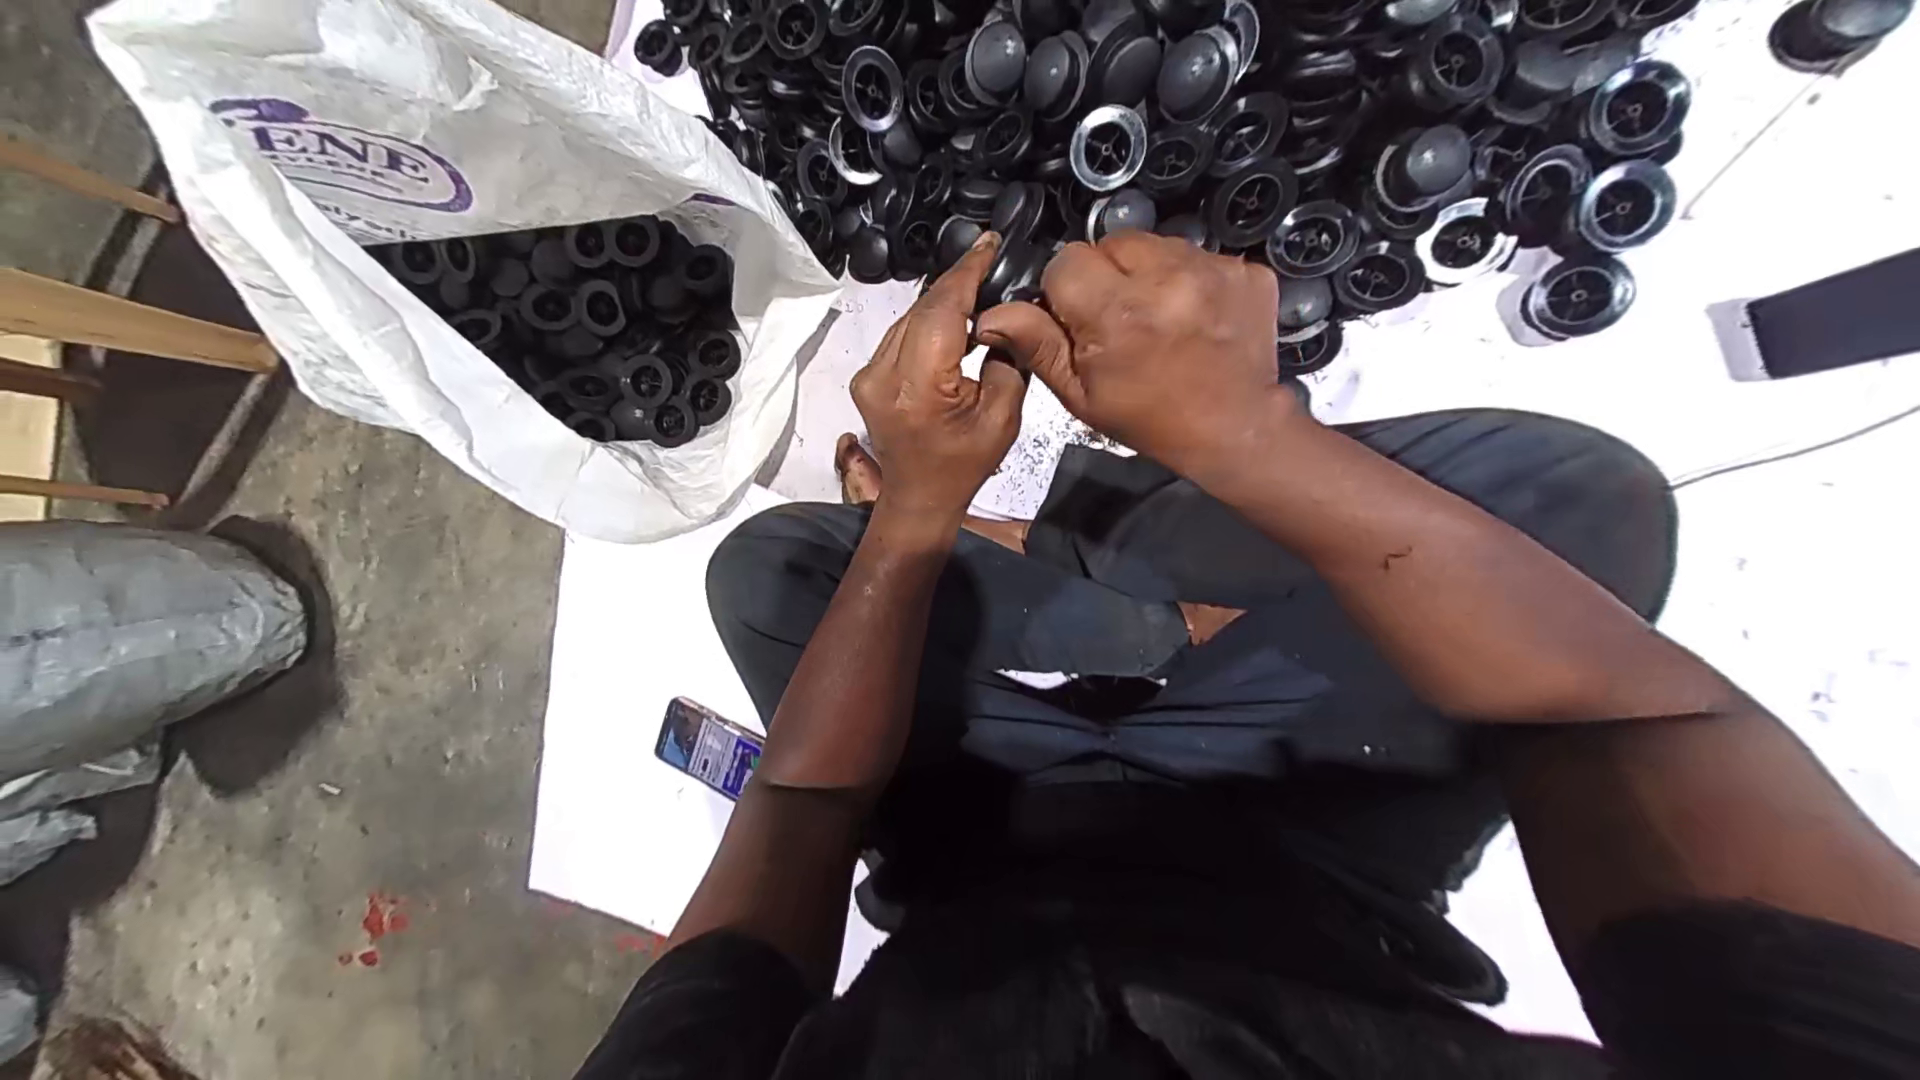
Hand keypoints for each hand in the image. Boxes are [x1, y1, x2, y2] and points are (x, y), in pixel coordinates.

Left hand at [851, 231, 1025, 526]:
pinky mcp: (867, 377)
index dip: (966, 273)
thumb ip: (1005, 361)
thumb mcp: (1001, 419)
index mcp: (917, 388)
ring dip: (943, 301)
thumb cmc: (961, 467)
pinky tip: (952, 319)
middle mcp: (882, 376)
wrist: (919, 497)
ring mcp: (868, 376)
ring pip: (909, 317)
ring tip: (977, 288)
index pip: (940, 310)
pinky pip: (900, 334)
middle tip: (990, 261)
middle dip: (958, 283)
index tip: (988, 245)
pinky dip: (928, 321)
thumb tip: (1004, 318)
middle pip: (922, 308)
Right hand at [975, 230, 1297, 472]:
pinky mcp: (1243, 270)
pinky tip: (1189, 315)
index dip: (1064, 290)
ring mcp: (1210, 271)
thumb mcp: (1081, 395)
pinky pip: (1195, 254)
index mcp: (1117, 314)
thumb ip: (1037, 346)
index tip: (1079, 318)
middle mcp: (1165, 280)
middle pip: (1110, 242)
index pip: (1066, 261)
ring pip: (1153, 242)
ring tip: (1156, 318)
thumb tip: (994, 317)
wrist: (1231, 429)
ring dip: (1145, 273)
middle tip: (1119, 320)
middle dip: (1105, 276)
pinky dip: (1185, 278)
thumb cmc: (1150, 420)